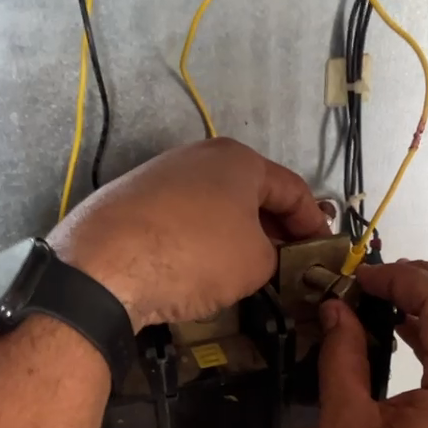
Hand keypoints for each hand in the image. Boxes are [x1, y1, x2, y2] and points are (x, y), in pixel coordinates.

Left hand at [49, 138, 330, 328]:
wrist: (104, 265)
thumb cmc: (195, 256)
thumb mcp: (255, 264)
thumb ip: (275, 256)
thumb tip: (266, 255)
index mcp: (239, 160)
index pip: (293, 189)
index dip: (314, 223)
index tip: (323, 252)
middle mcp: (198, 157)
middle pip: (250, 194)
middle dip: (273, 229)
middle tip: (287, 262)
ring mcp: (159, 176)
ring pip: (212, 208)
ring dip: (234, 236)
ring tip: (244, 271)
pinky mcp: (128, 202)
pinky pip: (179, 222)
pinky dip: (197, 242)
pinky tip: (196, 270)